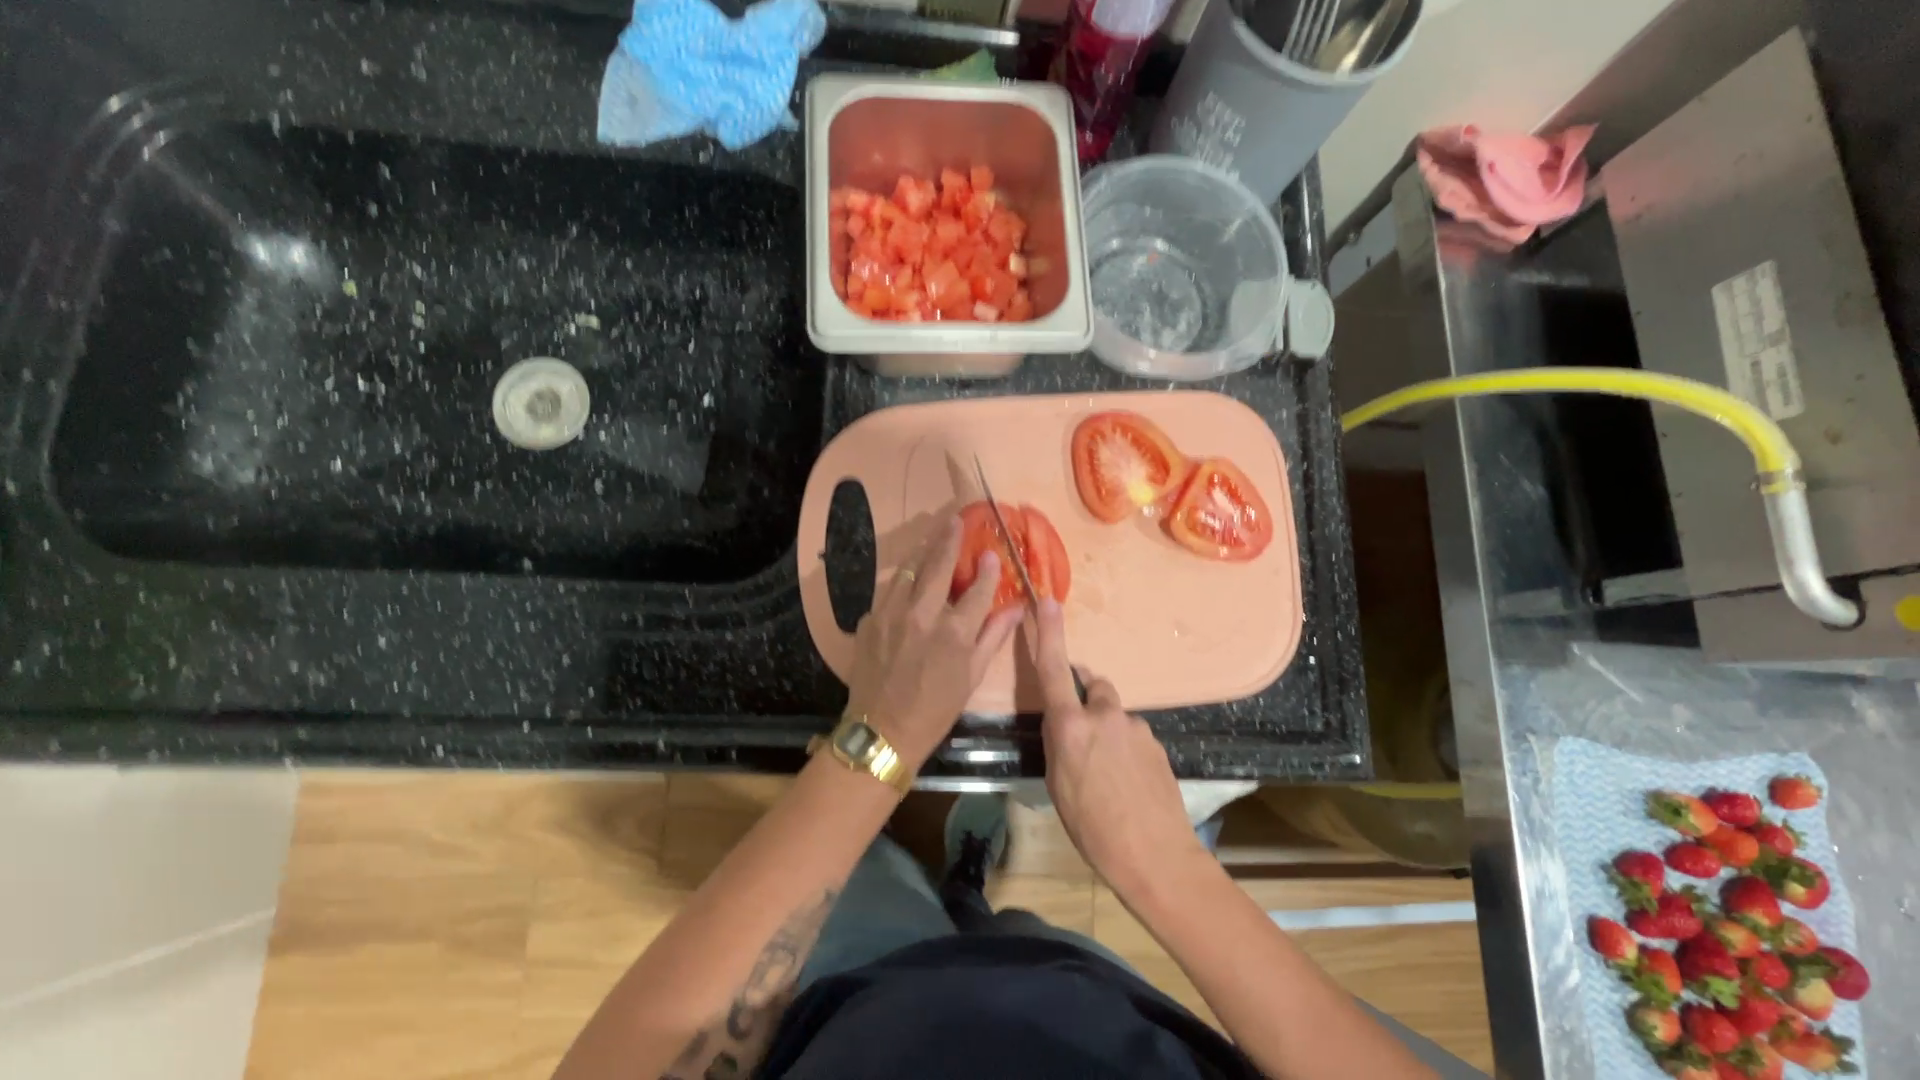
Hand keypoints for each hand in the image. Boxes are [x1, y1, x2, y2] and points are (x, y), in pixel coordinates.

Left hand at [845, 516, 1024, 769]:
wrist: (883, 731)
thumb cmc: (935, 709)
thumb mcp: (972, 676)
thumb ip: (993, 636)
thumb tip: (1015, 608)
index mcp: (953, 632)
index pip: (977, 589)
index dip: (987, 569)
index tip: (992, 552)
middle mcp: (922, 614)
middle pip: (938, 566)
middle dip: (949, 539)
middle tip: (955, 519)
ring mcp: (891, 614)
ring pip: (908, 571)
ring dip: (923, 552)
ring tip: (932, 536)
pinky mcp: (870, 621)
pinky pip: (889, 592)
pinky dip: (902, 583)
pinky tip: (908, 581)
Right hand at [1028, 599, 1204, 890]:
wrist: (1156, 856)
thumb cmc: (1092, 829)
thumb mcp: (1057, 787)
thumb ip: (1059, 744)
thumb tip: (1064, 726)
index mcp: (1070, 727)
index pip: (1054, 669)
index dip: (1047, 633)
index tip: (1046, 600)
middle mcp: (1104, 717)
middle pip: (1092, 687)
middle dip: (1084, 698)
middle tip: (1078, 734)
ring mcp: (1135, 728)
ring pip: (1114, 716)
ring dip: (1106, 731)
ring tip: (1106, 777)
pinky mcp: (1156, 743)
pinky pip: (1132, 736)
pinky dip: (1125, 749)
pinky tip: (1126, 786)